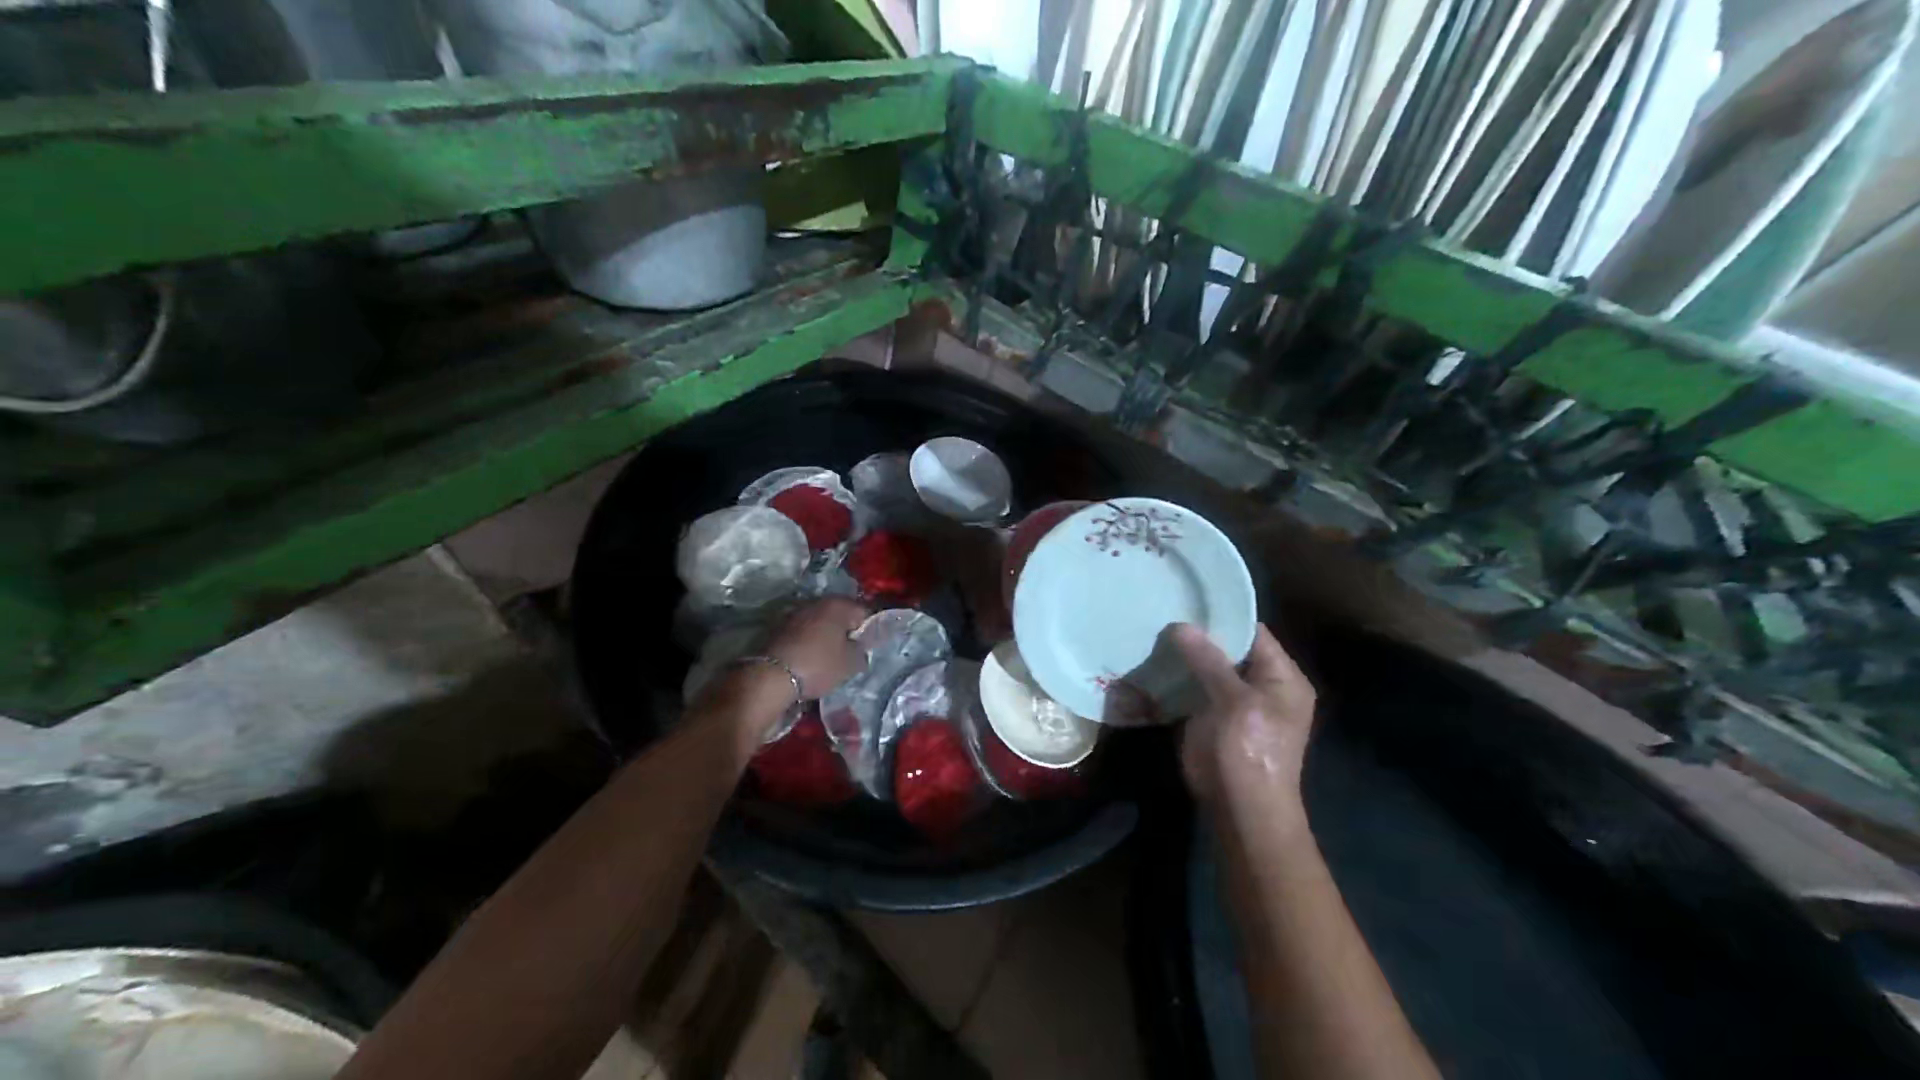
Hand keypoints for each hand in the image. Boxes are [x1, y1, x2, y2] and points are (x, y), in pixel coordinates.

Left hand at [764, 597, 869, 699]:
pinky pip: (802, 632)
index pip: (863, 612)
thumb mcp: (850, 664)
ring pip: (818, 623)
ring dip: (824, 635)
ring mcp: (794, 613)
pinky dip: (808, 641)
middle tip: (849, 653)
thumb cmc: (818, 665)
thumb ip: (861, 652)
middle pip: (839, 615)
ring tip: (827, 658)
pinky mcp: (777, 627)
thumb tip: (858, 649)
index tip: (867, 648)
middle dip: (845, 631)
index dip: (869, 630)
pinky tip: (809, 658)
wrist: (771, 676)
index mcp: (837, 605)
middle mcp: (815, 602)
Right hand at [1168, 623, 1316, 807]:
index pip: (1253, 632)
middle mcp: (1264, 687)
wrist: (1243, 812)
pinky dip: (1179, 679)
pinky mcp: (1216, 721)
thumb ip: (1208, 661)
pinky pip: (1197, 691)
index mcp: (1283, 678)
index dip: (1223, 615)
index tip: (1186, 599)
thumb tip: (1181, 625)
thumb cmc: (1248, 753)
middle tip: (1162, 614)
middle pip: (1230, 650)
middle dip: (1198, 636)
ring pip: (1210, 670)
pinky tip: (1154, 665)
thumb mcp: (1233, 702)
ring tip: (1152, 633)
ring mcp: (1239, 705)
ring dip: (1186, 657)